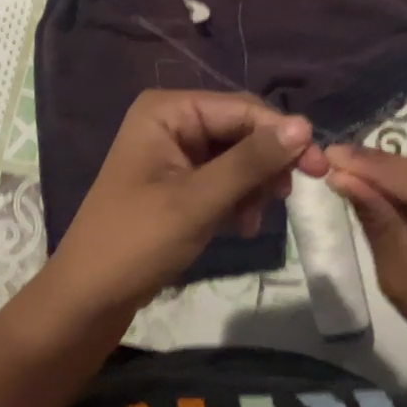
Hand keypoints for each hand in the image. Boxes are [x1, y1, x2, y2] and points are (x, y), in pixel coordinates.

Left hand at [51, 91, 328, 310]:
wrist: (88, 299)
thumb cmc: (137, 241)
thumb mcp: (198, 201)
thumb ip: (251, 161)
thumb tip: (304, 126)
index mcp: (167, 110)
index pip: (240, 108)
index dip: (282, 134)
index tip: (319, 167)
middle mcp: (171, 120)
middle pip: (240, 129)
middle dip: (266, 163)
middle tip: (290, 196)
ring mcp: (174, 150)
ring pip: (237, 155)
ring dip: (253, 185)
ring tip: (253, 220)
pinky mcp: (178, 180)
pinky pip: (223, 176)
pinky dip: (238, 198)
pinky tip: (241, 226)